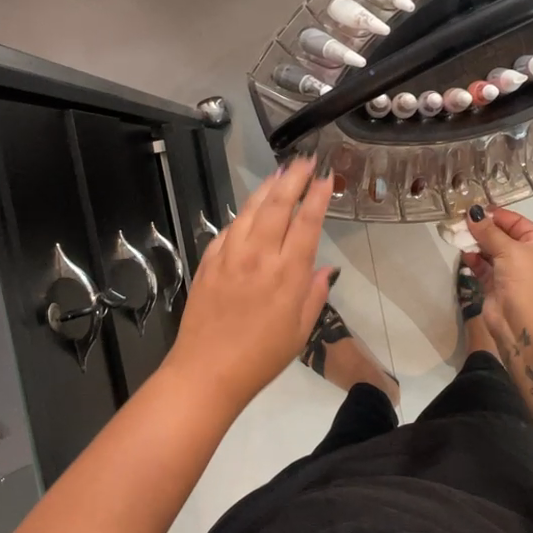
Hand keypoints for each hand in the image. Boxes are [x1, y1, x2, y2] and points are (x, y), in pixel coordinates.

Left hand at [166, 157, 334, 402]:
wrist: (207, 371)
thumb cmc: (262, 357)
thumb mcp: (300, 330)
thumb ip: (314, 294)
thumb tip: (325, 268)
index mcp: (287, 273)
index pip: (307, 222)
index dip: (317, 196)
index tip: (326, 177)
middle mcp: (259, 256)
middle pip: (278, 205)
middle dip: (293, 178)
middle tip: (305, 160)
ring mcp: (230, 256)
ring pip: (251, 210)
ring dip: (267, 188)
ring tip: (280, 172)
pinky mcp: (209, 262)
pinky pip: (229, 229)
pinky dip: (243, 214)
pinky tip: (250, 208)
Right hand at [463, 206, 532, 327]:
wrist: (520, 321)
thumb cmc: (523, 279)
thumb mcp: (509, 249)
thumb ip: (488, 231)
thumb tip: (472, 213)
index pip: (517, 222)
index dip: (497, 215)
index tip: (475, 209)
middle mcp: (527, 256)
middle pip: (502, 235)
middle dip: (483, 229)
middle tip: (462, 220)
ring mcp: (511, 271)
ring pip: (491, 251)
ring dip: (476, 243)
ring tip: (459, 235)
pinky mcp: (496, 284)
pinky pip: (483, 266)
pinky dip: (474, 259)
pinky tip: (464, 254)